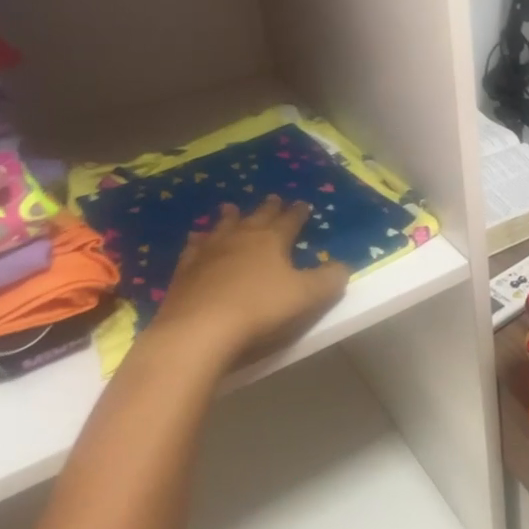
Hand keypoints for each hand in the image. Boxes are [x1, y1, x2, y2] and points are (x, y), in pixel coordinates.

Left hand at [146, 196, 349, 368]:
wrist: (199, 329)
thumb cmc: (260, 309)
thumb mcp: (308, 296)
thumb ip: (329, 279)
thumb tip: (342, 266)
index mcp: (272, 240)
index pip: (289, 220)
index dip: (298, 212)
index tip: (304, 203)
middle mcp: (240, 238)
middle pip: (256, 217)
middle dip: (268, 208)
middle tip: (273, 198)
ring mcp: (209, 252)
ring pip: (223, 227)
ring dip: (230, 217)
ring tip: (231, 208)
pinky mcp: (185, 270)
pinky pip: (194, 247)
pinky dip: (199, 240)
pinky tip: (196, 238)